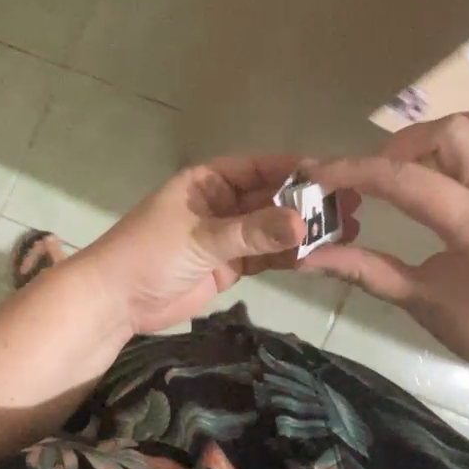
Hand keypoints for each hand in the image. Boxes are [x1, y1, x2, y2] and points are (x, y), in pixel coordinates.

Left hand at [66, 155, 361, 335]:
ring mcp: (224, 236)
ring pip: (271, 229)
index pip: (257, 167)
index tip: (336, 176)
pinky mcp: (226, 266)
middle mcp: (219, 204)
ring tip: (348, 232)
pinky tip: (319, 257)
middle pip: (270, 197)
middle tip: (353, 208)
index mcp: (206, 182)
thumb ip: (253, 232)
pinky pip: (264, 255)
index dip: (294, 169)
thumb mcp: (202, 239)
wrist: (115, 301)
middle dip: (307, 203)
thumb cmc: (148, 255)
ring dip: (303, 232)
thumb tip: (304, 222)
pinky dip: (288, 257)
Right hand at [298, 111, 468, 397]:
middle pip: (450, 132)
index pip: (404, 180)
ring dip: (442, 133)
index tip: (316, 173)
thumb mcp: (423, 303)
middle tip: (375, 176)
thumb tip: (307, 258)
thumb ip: (364, 270)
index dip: (351, 171)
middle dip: (400, 145)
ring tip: (416, 165)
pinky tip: (454, 168)